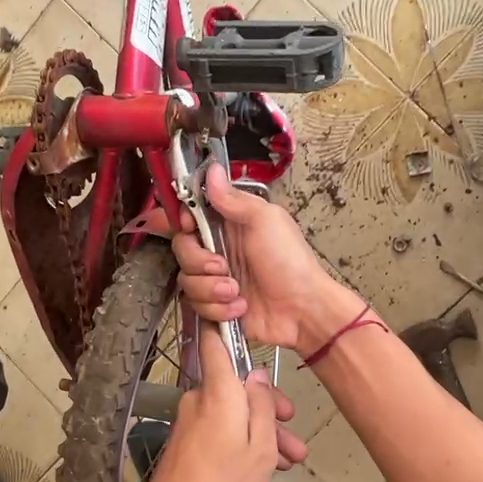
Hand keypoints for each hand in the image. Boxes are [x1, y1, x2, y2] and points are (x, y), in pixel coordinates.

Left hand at [133, 329, 291, 481]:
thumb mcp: (260, 447)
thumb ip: (261, 405)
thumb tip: (256, 374)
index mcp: (217, 393)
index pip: (214, 342)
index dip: (224, 323)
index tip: (236, 311)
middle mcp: (198, 399)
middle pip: (235, 386)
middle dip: (266, 404)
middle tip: (292, 426)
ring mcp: (189, 422)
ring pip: (232, 414)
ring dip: (260, 431)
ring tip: (290, 459)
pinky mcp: (185, 444)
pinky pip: (219, 432)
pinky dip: (241, 442)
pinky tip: (267, 467)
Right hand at [145, 165, 366, 351]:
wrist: (302, 311)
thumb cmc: (290, 261)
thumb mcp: (265, 220)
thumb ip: (233, 198)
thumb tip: (212, 169)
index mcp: (230, 222)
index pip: (190, 213)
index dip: (180, 219)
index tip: (188, 226)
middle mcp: (220, 248)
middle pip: (181, 248)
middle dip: (198, 261)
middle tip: (223, 266)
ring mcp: (217, 278)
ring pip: (186, 280)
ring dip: (211, 289)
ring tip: (237, 292)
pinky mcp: (217, 305)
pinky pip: (196, 306)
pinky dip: (218, 309)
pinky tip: (240, 307)